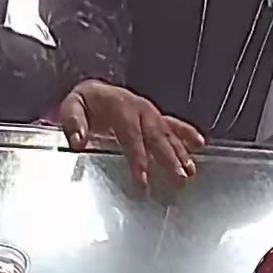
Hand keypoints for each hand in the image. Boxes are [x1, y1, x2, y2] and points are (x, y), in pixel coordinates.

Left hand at [56, 79, 204, 187]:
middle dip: (168, 159)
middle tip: (178, 177)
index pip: (131, 137)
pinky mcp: (156, 117)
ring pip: (168, 134)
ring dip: (181, 153)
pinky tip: (199, 145)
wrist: (95, 92)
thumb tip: (77, 140)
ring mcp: (150, 113)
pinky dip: (187, 134)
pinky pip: (174, 125)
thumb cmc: (85, 105)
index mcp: (120, 108)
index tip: (143, 180)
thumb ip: (74, 124)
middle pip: (156, 137)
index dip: (138, 159)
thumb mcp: (72, 109)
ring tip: (190, 171)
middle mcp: (139, 109)